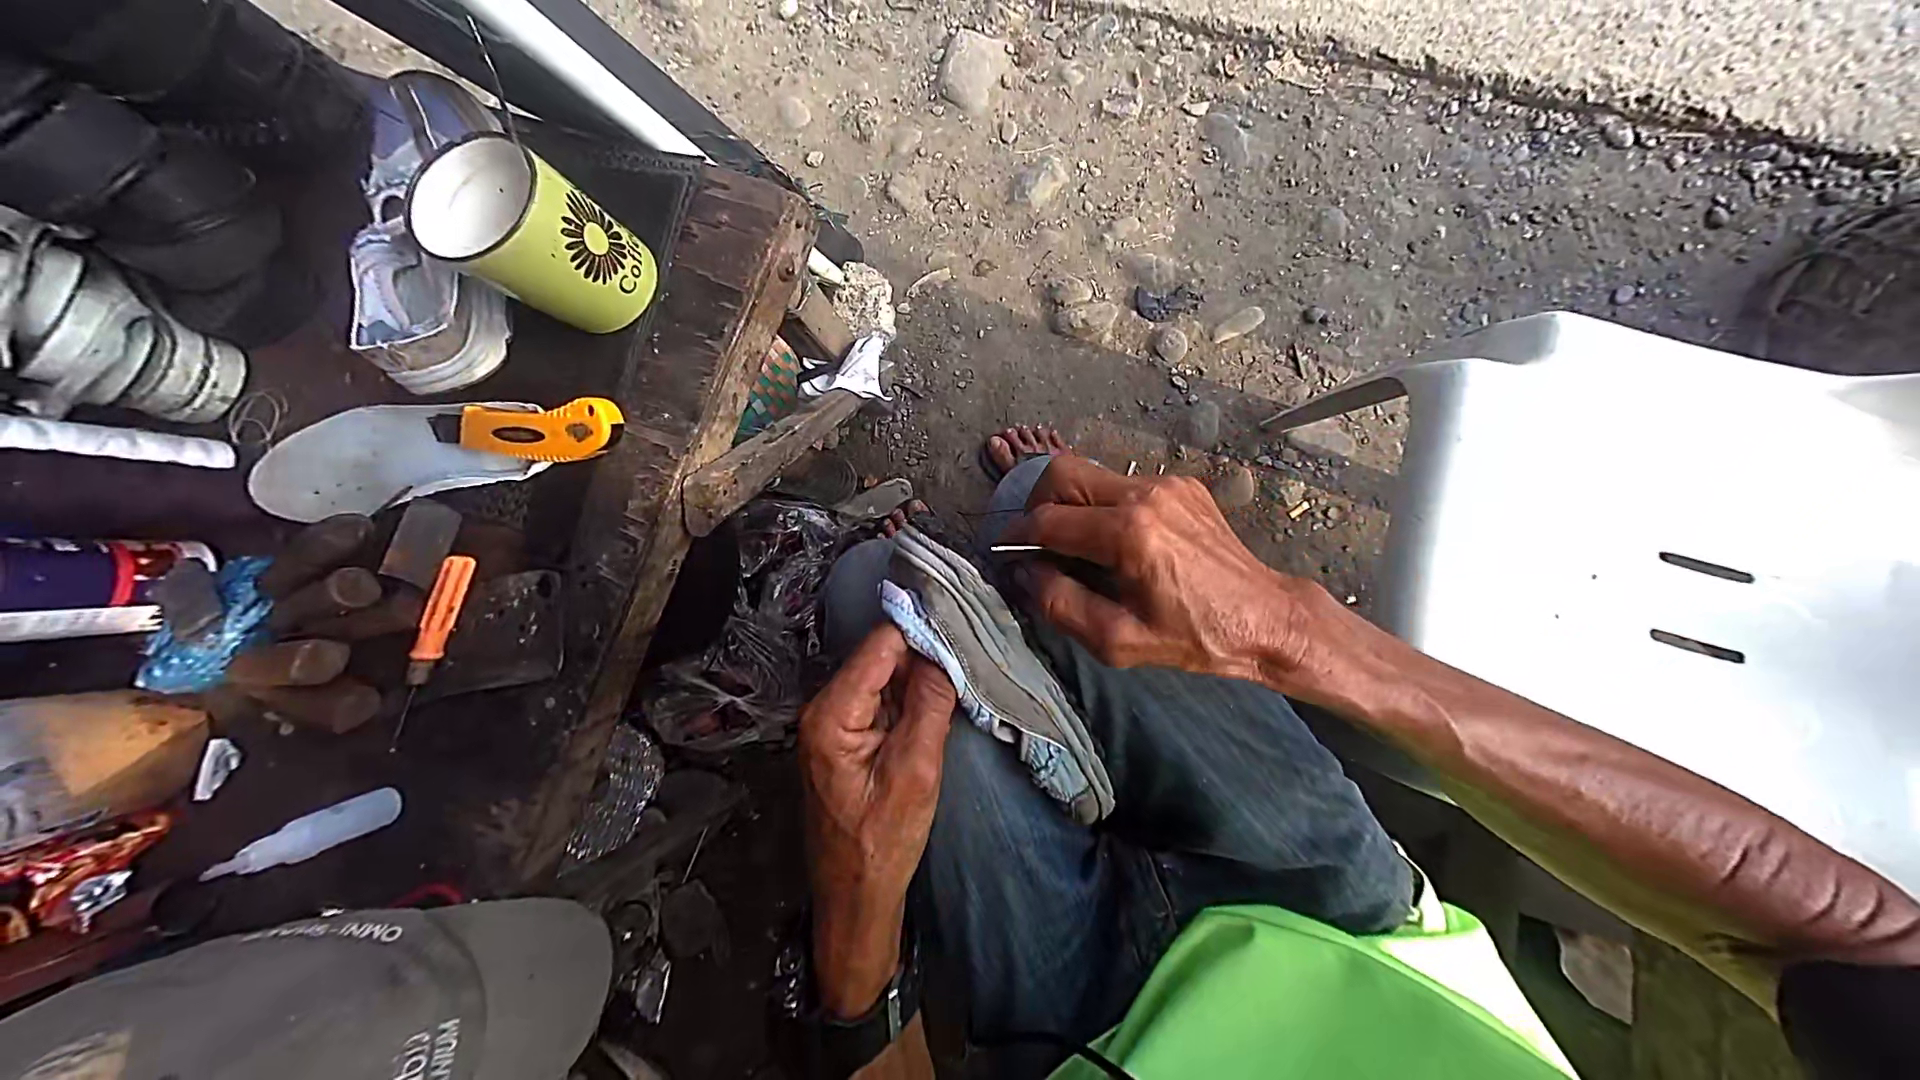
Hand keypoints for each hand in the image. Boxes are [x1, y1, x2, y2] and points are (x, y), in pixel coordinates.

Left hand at [799, 625, 955, 1017]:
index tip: (959, 626)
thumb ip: (929, 705)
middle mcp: (823, 708)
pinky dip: (908, 698)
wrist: (855, 895)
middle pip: (880, 658)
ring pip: (884, 676)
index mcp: (831, 714)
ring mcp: (832, 721)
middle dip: (922, 657)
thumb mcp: (916, 772)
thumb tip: (943, 652)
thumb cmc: (882, 844)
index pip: (879, 647)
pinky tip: (934, 707)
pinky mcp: (845, 733)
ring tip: (955, 684)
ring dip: (918, 678)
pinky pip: (881, 698)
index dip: (919, 632)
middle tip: (965, 662)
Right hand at [1002, 455, 1365, 701]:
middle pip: (1062, 472)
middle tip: (1032, 537)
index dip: (1017, 536)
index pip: (1048, 520)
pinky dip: (1101, 505)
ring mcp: (1166, 484)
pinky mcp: (1180, 485)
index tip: (1006, 551)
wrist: (1266, 617)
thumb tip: (1025, 573)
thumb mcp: (1117, 641)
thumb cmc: (1195, 636)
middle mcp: (1145, 495)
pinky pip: (1121, 484)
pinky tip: (1112, 540)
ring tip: (1070, 542)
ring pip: (1090, 473)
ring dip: (1068, 503)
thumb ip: (1059, 604)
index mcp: (1129, 533)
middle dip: (1034, 502)